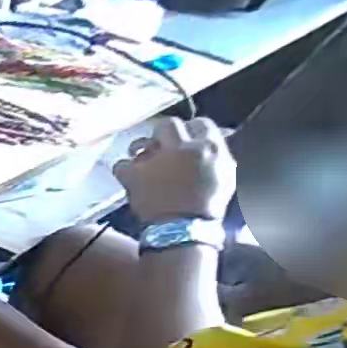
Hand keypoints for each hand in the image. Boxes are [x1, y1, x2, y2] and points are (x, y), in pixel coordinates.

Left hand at [114, 116, 236, 222]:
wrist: (184, 224)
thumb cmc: (208, 201)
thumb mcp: (226, 171)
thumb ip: (218, 151)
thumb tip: (216, 136)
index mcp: (209, 146)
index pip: (199, 122)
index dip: (190, 129)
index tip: (184, 137)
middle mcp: (180, 148)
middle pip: (167, 125)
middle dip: (163, 133)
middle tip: (160, 144)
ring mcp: (154, 161)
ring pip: (140, 142)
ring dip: (139, 149)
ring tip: (141, 157)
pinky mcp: (133, 175)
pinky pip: (120, 164)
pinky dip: (122, 169)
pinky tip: (128, 174)